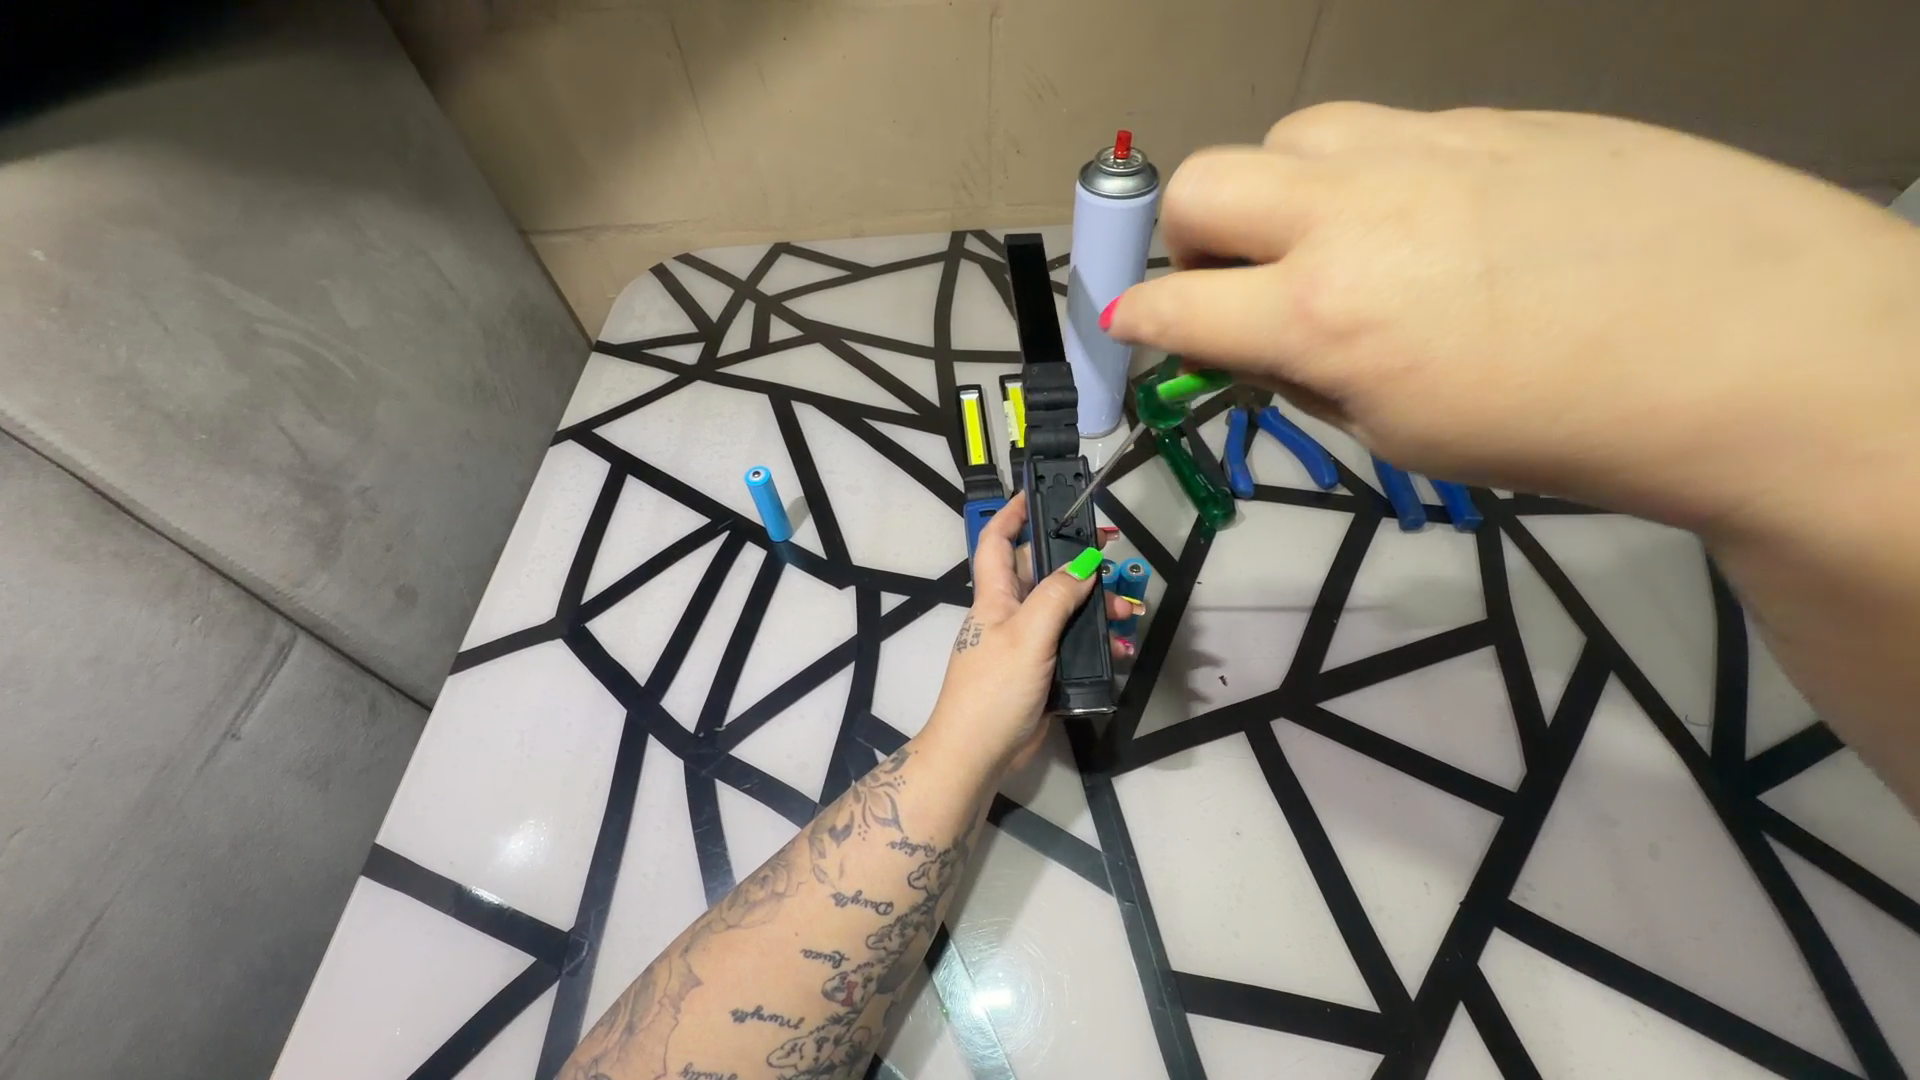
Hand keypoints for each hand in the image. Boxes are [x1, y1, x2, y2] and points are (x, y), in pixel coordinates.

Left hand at [922, 493, 1137, 773]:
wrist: (979, 754)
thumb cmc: (994, 688)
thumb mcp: (1026, 635)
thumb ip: (1056, 597)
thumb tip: (1083, 565)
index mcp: (995, 597)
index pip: (998, 543)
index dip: (1012, 515)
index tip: (1036, 495)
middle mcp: (1010, 614)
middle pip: (1044, 575)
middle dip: (1078, 565)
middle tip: (1113, 556)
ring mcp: (1026, 645)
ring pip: (1065, 613)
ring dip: (1097, 610)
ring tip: (1128, 615)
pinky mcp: (1042, 673)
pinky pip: (1073, 649)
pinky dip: (1097, 646)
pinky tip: (1121, 651)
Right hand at [1104, 103, 1919, 544]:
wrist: (1753, 352)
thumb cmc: (1551, 430)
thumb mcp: (1394, 432)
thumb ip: (1301, 375)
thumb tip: (1255, 344)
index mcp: (1319, 318)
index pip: (1173, 306)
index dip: (1132, 320)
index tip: (1125, 326)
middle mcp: (1349, 216)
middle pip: (1200, 184)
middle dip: (1184, 239)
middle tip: (1227, 283)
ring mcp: (1422, 148)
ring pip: (1286, 137)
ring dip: (1271, 194)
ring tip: (1322, 240)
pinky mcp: (1489, 117)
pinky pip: (1379, 131)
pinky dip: (1357, 178)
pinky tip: (1417, 219)